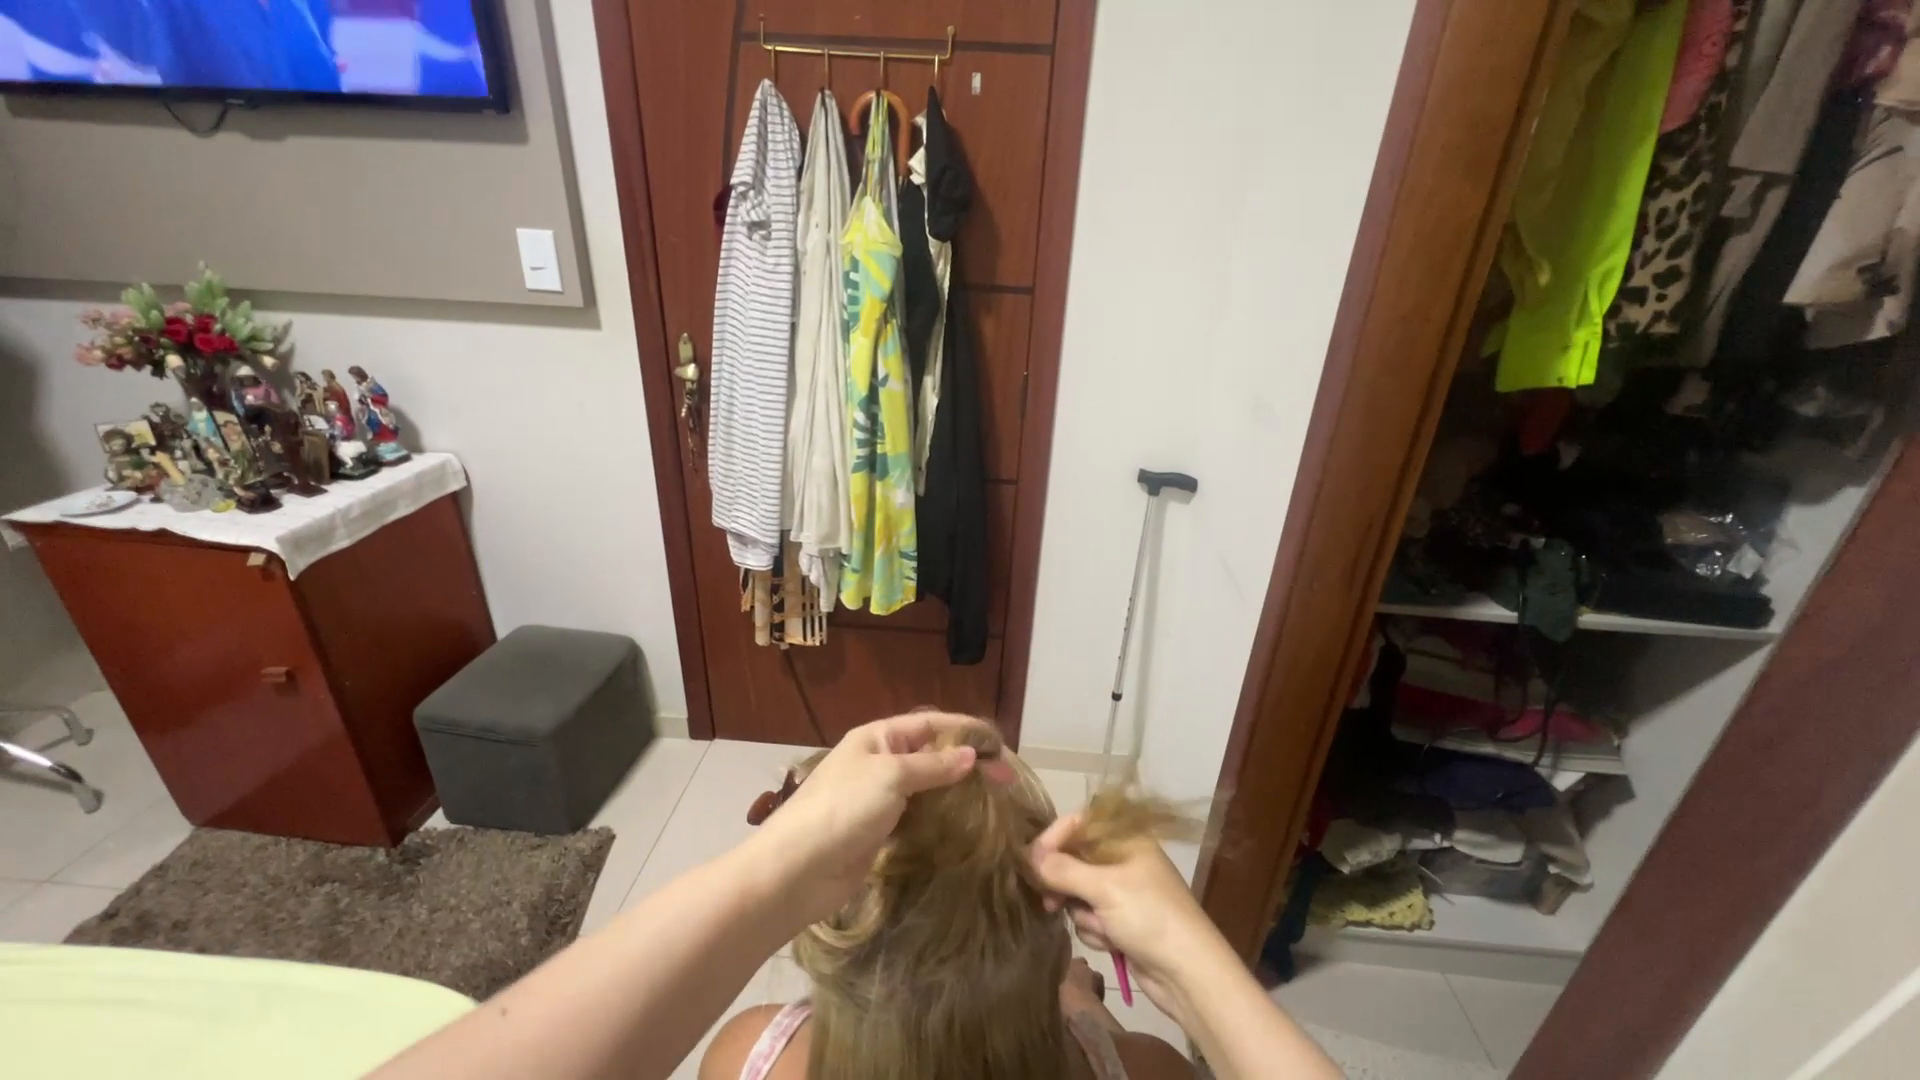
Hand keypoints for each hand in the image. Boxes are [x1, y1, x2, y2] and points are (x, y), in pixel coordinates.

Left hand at [749, 712, 1006, 925]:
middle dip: (967, 762)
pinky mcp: (879, 830)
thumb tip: (971, 755)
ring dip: (955, 789)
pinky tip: (962, 823)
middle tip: (1005, 780)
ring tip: (992, 800)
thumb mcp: (891, 776)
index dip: (966, 731)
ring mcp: (878, 797)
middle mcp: (879, 761)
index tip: (1001, 746)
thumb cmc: (843, 809)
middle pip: (931, 754)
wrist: (797, 869)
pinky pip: (917, 814)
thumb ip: (933, 766)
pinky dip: (939, 815)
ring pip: (926, 785)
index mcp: (878, 737)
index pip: (931, 724)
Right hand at [1029, 814, 1226, 1023]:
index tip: (1031, 862)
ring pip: (1077, 892)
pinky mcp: (1120, 921)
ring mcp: (1122, 892)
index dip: (1053, 839)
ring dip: (1082, 913)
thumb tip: (1029, 857)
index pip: (1078, 823)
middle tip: (1051, 902)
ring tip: (1102, 928)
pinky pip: (1089, 917)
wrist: (1188, 974)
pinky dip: (1094, 930)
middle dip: (1063, 882)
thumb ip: (1063, 869)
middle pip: (1074, 859)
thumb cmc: (1149, 917)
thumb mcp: (1104, 888)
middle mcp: (1122, 860)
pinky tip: (1111, 943)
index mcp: (1126, 839)